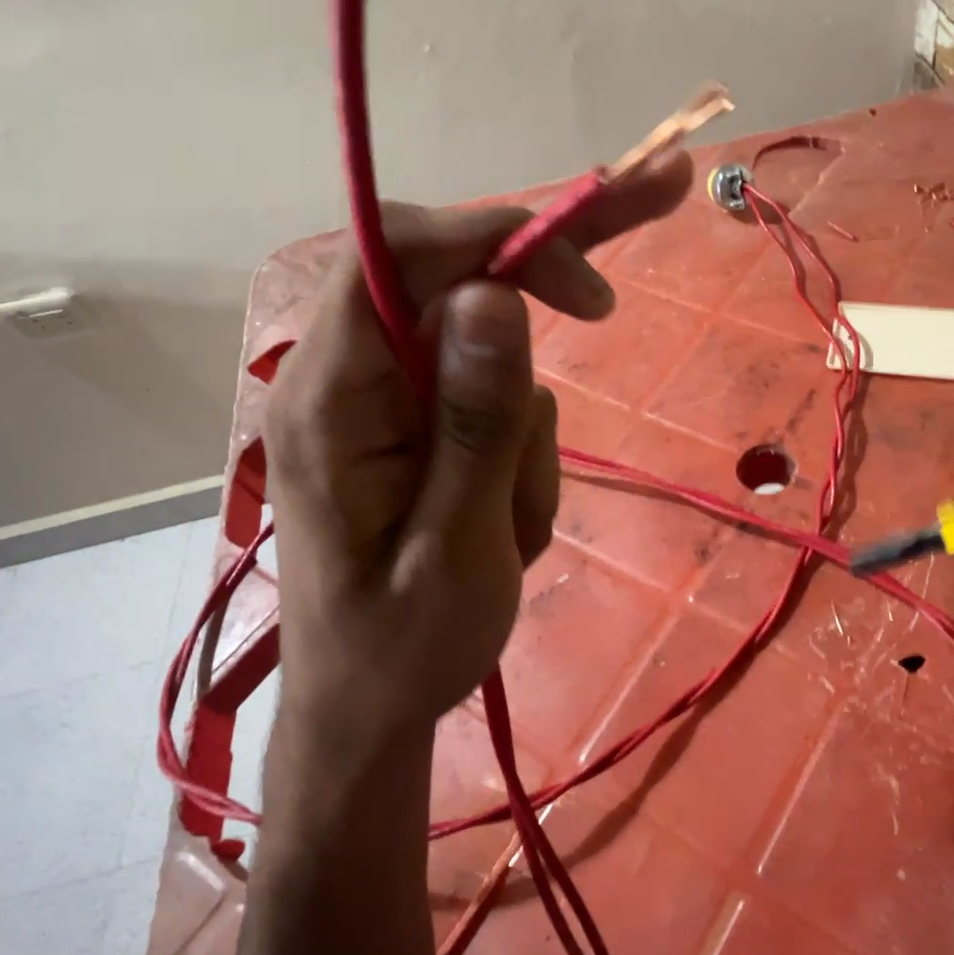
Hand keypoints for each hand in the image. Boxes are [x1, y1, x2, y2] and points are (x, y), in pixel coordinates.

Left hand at [263, 153, 692, 754]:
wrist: (365, 713)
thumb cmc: (401, 650)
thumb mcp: (456, 548)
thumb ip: (474, 423)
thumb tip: (492, 294)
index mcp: (330, 401)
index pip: (395, 259)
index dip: (493, 241)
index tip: (587, 286)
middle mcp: (344, 380)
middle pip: (446, 278)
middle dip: (539, 280)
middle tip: (624, 266)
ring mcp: (378, 404)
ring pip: (486, 355)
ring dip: (525, 433)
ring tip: (513, 531)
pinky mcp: (409, 428)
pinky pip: (488, 401)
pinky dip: (520, 455)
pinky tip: (505, 527)